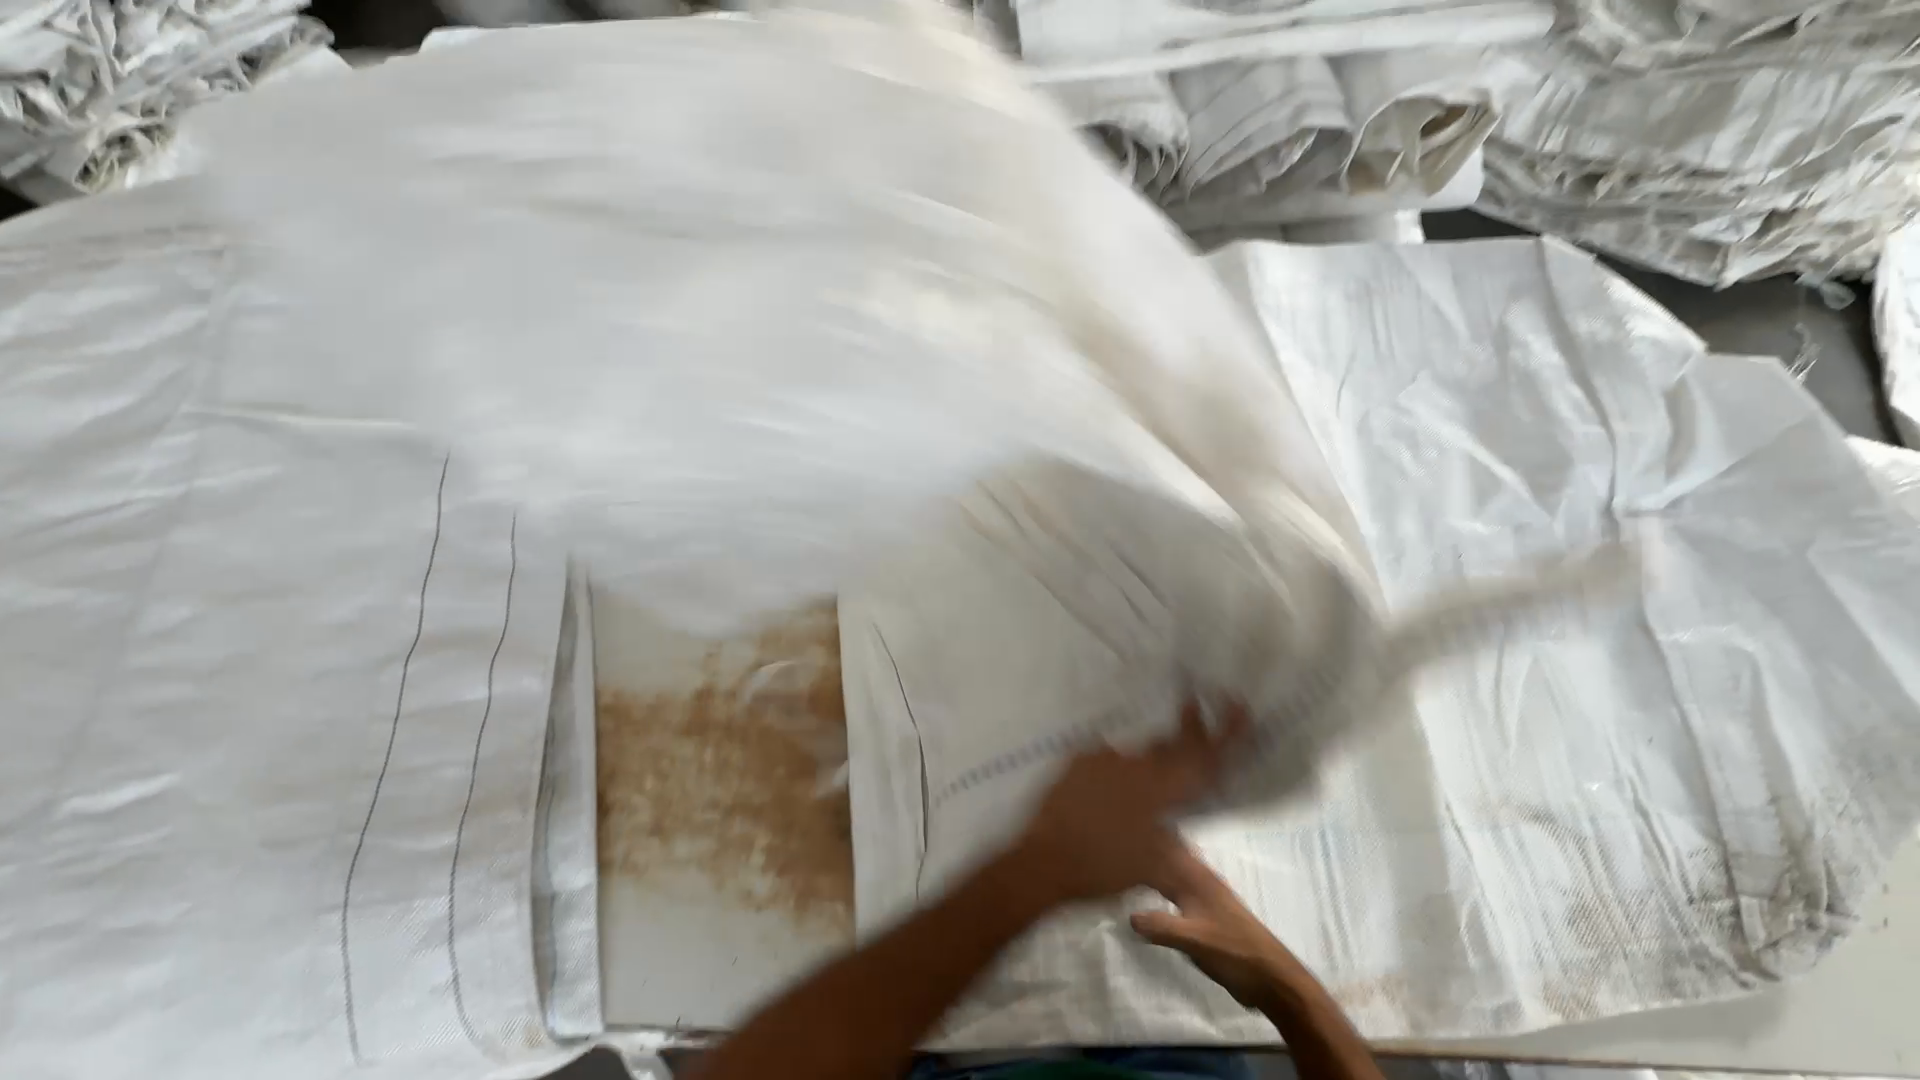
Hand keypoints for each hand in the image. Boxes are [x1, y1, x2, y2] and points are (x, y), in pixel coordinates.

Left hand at [1004, 699, 1247, 906]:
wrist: (1043, 860)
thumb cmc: (1102, 868)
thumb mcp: (1152, 864)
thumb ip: (1176, 845)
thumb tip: (1185, 835)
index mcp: (1160, 791)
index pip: (1202, 759)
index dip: (1225, 733)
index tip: (1238, 706)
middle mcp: (1136, 766)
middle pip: (1171, 744)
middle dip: (1189, 728)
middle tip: (1195, 707)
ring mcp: (1104, 760)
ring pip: (1138, 754)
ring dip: (1148, 759)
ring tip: (1140, 782)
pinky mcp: (1077, 761)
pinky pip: (1106, 759)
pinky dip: (1114, 770)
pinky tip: (1105, 789)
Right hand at [1130, 848, 1290, 1010]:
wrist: (1270, 976)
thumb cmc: (1232, 952)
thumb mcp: (1192, 940)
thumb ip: (1160, 926)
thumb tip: (1130, 915)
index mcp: (1196, 879)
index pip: (1162, 852)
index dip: (1141, 842)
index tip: (1116, 833)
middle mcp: (1200, 881)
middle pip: (1169, 854)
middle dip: (1147, 844)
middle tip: (1119, 840)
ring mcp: (1205, 896)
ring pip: (1174, 869)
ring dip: (1156, 860)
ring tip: (1130, 856)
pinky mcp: (1207, 914)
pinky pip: (1177, 887)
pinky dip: (1163, 881)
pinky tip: (1154, 888)